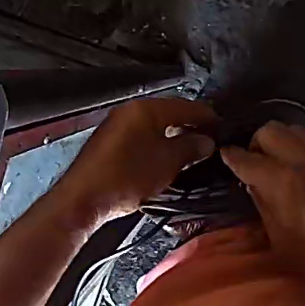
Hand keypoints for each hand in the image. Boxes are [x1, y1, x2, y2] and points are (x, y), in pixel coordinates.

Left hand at [52, 98, 217, 227]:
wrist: (83, 199)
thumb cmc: (122, 178)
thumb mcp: (168, 163)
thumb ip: (191, 148)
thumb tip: (204, 142)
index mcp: (146, 109)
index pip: (186, 106)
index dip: (207, 118)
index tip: (220, 128)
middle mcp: (129, 112)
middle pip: (170, 114)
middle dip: (190, 128)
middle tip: (208, 143)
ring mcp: (117, 127)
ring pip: (155, 127)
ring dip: (173, 139)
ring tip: (190, 156)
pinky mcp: (110, 144)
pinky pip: (141, 138)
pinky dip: (157, 147)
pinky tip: (165, 163)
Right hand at [221, 122, 304, 286]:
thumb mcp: (281, 238)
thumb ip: (263, 204)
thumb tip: (252, 183)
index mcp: (283, 180)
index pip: (247, 158)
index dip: (231, 157)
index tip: (225, 156)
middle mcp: (303, 159)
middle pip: (269, 130)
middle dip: (256, 143)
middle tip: (255, 163)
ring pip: (294, 129)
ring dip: (281, 141)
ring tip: (279, 162)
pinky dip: (301, 147)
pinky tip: (302, 167)